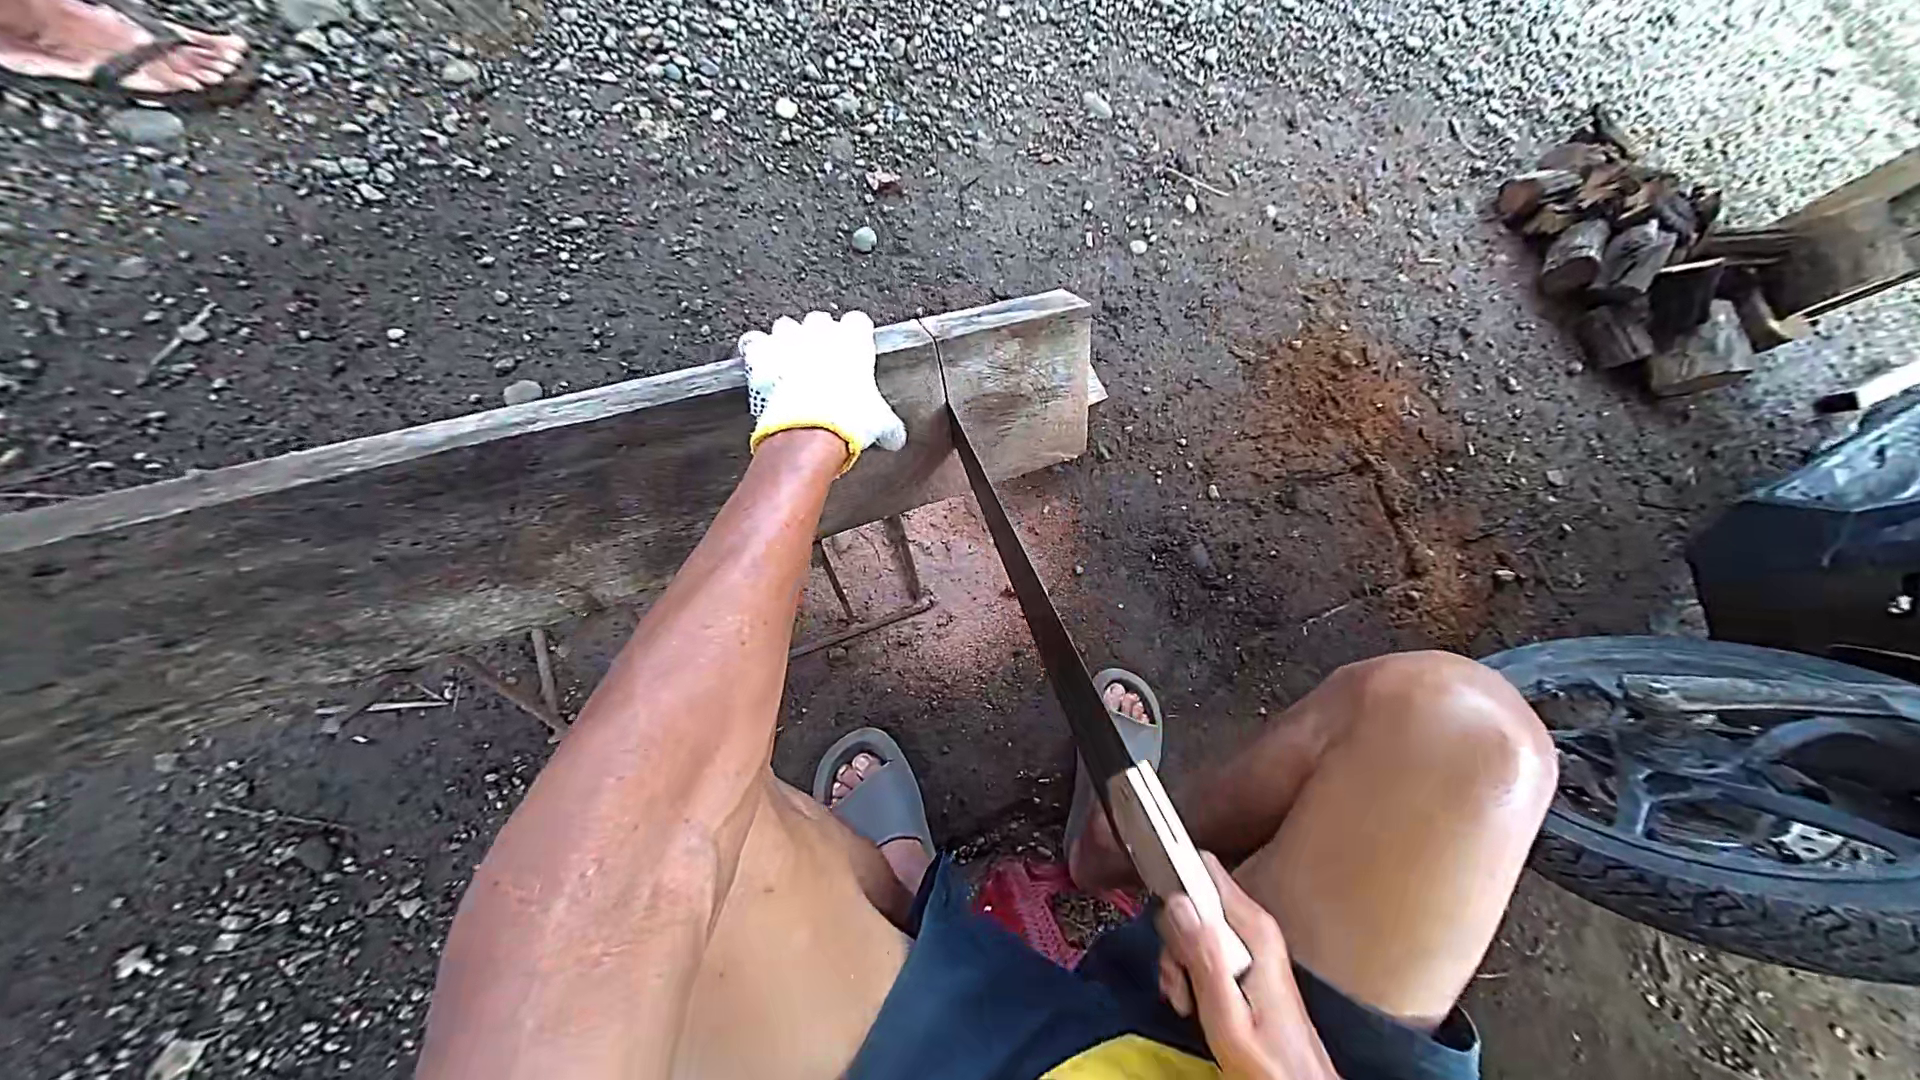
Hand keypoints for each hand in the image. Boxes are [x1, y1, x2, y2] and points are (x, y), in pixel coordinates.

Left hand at [738, 310, 906, 473]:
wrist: (811, 429)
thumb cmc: (849, 419)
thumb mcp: (880, 423)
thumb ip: (888, 425)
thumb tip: (895, 438)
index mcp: (854, 340)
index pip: (858, 322)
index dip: (855, 337)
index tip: (855, 352)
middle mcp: (821, 331)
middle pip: (819, 319)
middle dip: (818, 336)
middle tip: (822, 360)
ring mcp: (788, 340)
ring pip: (786, 326)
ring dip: (787, 340)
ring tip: (790, 362)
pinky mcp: (762, 355)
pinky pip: (754, 342)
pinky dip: (757, 352)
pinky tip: (762, 366)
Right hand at [1156, 853, 1340, 1079]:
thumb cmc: (1268, 1067)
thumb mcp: (1226, 1016)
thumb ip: (1202, 956)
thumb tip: (1177, 903)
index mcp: (1253, 929)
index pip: (1203, 868)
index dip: (1173, 881)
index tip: (1162, 919)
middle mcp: (1252, 926)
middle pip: (1192, 899)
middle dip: (1173, 934)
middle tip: (1176, 976)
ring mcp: (1249, 942)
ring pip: (1191, 923)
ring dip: (1177, 958)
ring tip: (1184, 997)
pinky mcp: (1243, 959)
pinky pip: (1200, 943)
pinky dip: (1187, 969)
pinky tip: (1192, 1000)